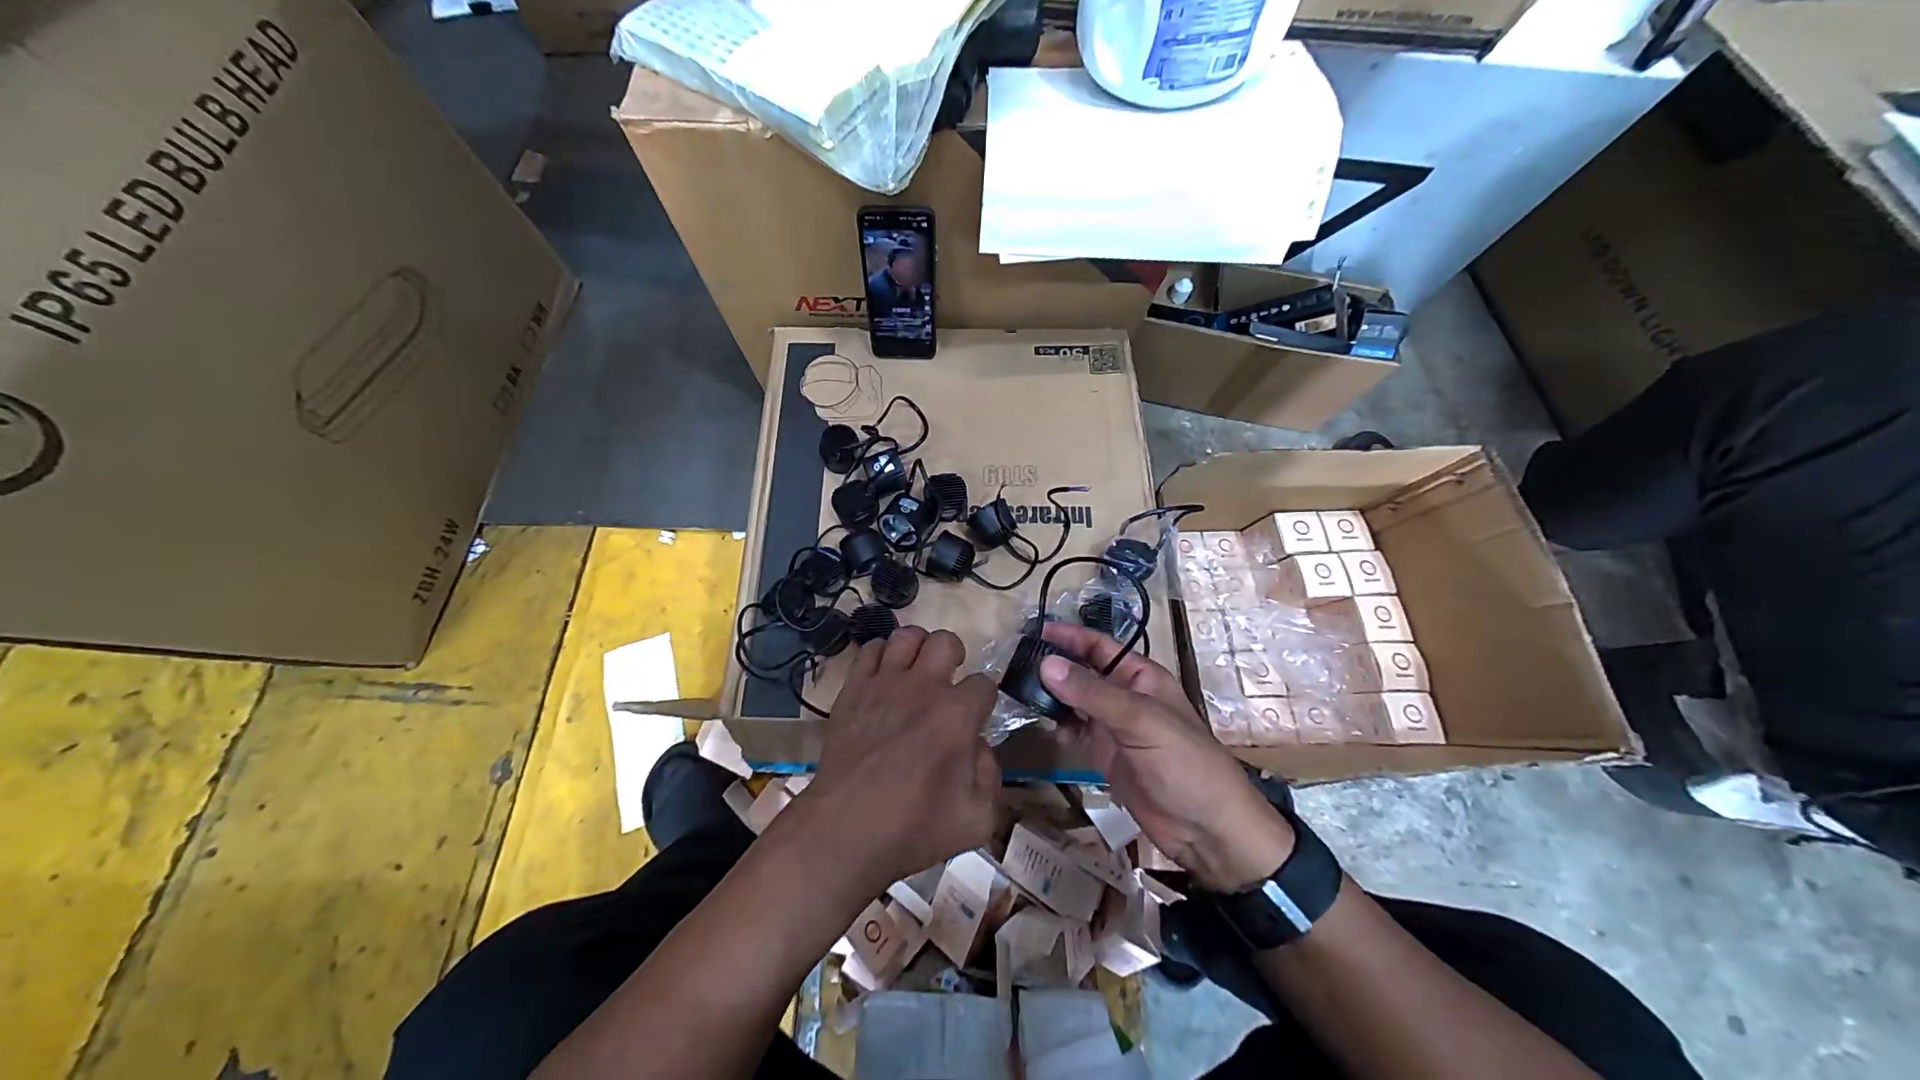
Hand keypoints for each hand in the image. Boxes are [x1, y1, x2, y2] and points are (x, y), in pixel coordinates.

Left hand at [787, 627, 998, 896]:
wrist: (844, 831)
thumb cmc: (913, 829)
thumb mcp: (976, 819)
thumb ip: (991, 776)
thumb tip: (979, 747)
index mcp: (957, 715)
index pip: (985, 683)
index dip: (984, 698)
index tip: (976, 716)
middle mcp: (922, 688)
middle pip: (945, 641)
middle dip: (954, 656)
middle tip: (948, 681)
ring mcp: (883, 684)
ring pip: (905, 636)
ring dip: (917, 649)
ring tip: (916, 671)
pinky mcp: (852, 690)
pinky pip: (868, 651)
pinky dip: (880, 656)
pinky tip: (883, 677)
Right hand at [1038, 623, 1294, 891]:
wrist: (1206, 829)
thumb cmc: (1185, 764)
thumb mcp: (1141, 721)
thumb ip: (1093, 693)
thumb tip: (1046, 663)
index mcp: (1141, 677)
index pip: (1100, 647)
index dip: (1070, 636)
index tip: (1034, 630)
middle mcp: (1124, 696)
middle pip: (1082, 672)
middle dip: (1054, 664)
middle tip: (1014, 659)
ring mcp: (1112, 726)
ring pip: (1074, 700)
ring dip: (1050, 693)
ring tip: (1015, 685)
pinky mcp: (1103, 754)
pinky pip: (1074, 730)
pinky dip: (1056, 723)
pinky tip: (1037, 718)